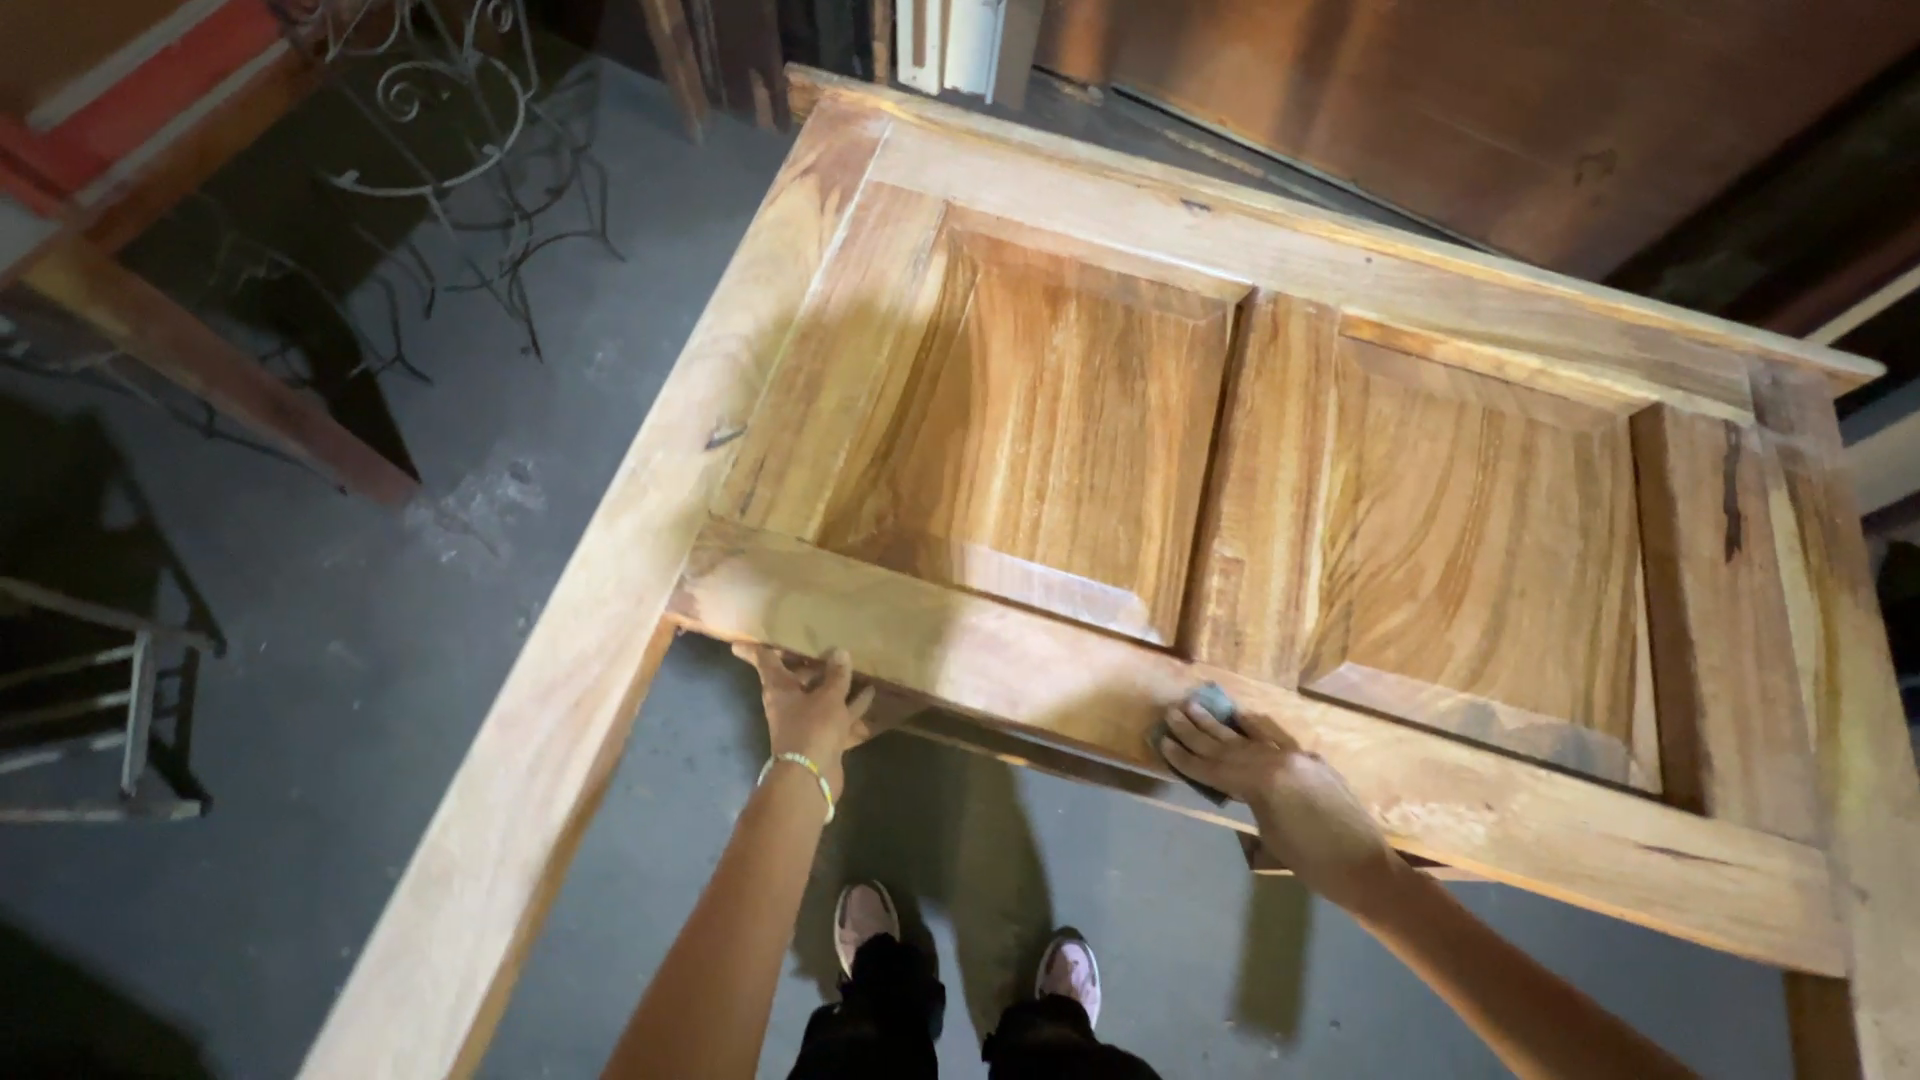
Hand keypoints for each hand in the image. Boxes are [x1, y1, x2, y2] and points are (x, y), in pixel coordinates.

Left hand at [735, 644, 893, 796]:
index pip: (764, 661)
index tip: (740, 642)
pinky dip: (851, 704)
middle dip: (808, 662)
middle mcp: (788, 703)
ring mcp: (806, 721)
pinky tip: (870, 692)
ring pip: (820, 695)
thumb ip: (836, 675)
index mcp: (778, 689)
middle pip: (795, 677)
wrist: (811, 777)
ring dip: (835, 683)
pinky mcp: (823, 737)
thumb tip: (840, 652)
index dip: (753, 649)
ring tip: (853, 663)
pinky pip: (838, 714)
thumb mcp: (828, 697)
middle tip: (824, 642)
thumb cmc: (812, 728)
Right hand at [1159, 703, 1406, 911]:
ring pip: (1249, 737)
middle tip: (1172, 713)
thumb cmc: (1311, 863)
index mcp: (1261, 781)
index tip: (1163, 740)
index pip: (1213, 767)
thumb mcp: (1269, 831)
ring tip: (1195, 707)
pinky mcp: (1311, 762)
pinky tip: (1242, 716)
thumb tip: (1240, 784)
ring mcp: (1296, 758)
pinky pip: (1277, 739)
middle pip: (1227, 745)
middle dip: (1196, 731)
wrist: (1366, 869)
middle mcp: (1276, 760)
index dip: (1186, 756)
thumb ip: (1251, 798)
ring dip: (1221, 724)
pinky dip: (1258, 728)